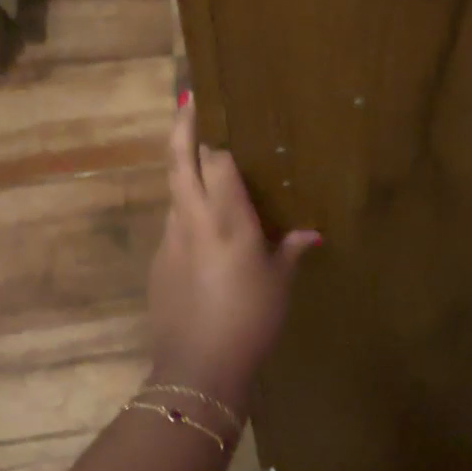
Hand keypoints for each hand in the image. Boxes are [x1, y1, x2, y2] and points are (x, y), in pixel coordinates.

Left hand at [148, 94, 318, 409]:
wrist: (197, 369)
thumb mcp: (279, 284)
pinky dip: (184, 210)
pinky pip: (173, 223)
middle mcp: (194, 220)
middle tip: (187, 101)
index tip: (224, 123)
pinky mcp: (158, 262)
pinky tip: (201, 227)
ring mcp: (170, 240)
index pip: (216, 162)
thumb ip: (291, 251)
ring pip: (174, 191)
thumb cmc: (250, 321)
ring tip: (198, 160)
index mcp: (228, 221)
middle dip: (182, 128)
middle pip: (180, 162)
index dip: (219, 143)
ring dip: (183, 170)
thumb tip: (313, 234)